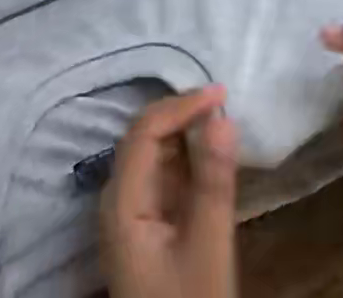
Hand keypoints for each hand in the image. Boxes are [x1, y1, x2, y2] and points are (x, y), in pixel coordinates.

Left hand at [101, 85, 238, 297]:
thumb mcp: (207, 249)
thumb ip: (213, 182)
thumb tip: (224, 117)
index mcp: (121, 201)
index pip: (144, 132)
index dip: (180, 105)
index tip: (221, 93)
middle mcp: (118, 199)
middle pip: (145, 138)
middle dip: (182, 113)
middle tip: (224, 101)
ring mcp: (131, 213)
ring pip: (155, 154)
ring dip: (186, 133)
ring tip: (222, 117)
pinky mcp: (147, 226)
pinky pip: (164, 177)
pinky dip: (188, 159)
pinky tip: (212, 155)